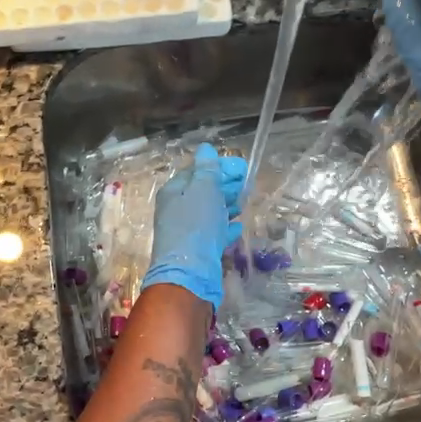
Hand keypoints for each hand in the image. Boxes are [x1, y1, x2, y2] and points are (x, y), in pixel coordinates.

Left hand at [141, 143, 246, 311]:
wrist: (189, 272)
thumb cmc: (196, 225)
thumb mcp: (203, 189)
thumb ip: (207, 169)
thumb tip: (206, 149)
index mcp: (174, 191)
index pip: (198, 171)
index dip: (220, 167)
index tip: (243, 168)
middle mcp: (176, 210)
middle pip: (202, 191)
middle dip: (224, 186)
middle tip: (245, 185)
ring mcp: (185, 231)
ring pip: (208, 212)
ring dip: (226, 205)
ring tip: (242, 203)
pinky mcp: (196, 250)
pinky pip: (212, 233)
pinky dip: (224, 227)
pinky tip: (236, 227)